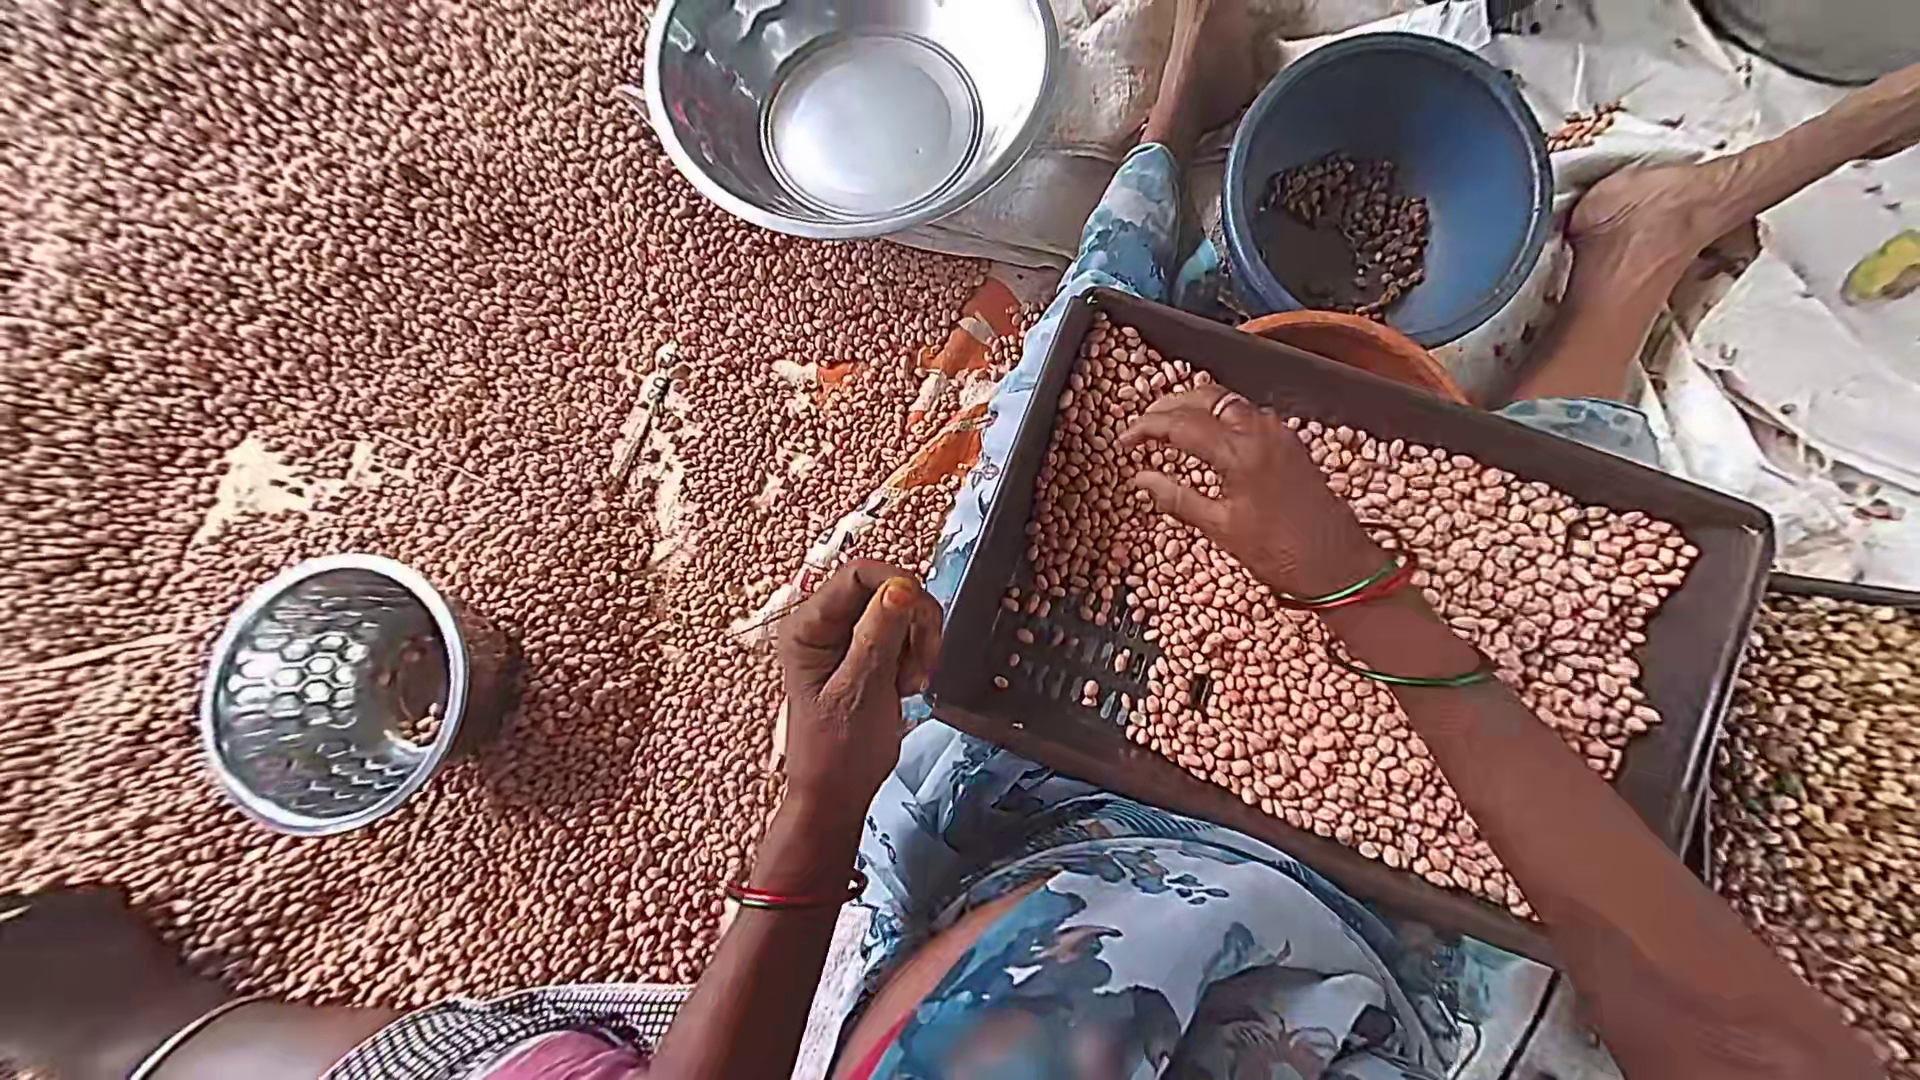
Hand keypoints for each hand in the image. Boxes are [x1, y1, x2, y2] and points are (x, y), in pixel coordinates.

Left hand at [777, 560, 942, 832]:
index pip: (857, 574)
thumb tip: (902, 586)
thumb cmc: (837, 752)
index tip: (920, 618)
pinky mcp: (871, 649)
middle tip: (921, 663)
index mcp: (808, 627)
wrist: (839, 793)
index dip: (896, 585)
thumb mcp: (859, 692)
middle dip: (914, 620)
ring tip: (912, 681)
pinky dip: (920, 650)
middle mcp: (826, 622)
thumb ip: (879, 636)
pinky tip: (910, 683)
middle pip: (886, 587)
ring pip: (903, 607)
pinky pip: (907, 629)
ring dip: (921, 639)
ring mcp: (849, 635)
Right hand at [1118, 386, 1383, 597]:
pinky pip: (1247, 414)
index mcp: (1239, 454)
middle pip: (1205, 397)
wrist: (1339, 565)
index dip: (1146, 429)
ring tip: (1168, 427)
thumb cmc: (1279, 553)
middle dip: (1168, 405)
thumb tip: (1140, 478)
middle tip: (1143, 425)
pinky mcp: (1290, 443)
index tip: (1124, 441)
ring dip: (1194, 406)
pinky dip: (1219, 415)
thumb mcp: (1219, 528)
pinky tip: (1206, 436)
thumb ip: (1176, 498)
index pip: (1180, 424)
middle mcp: (1261, 432)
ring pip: (1228, 401)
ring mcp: (1280, 434)